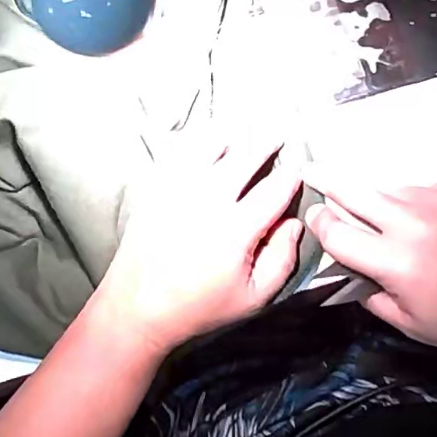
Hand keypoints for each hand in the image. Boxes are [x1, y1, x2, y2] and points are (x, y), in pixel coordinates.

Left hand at [88, 138, 303, 354]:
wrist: (136, 307)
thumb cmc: (198, 306)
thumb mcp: (253, 297)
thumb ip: (282, 259)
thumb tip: (293, 223)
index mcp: (236, 230)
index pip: (274, 191)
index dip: (291, 176)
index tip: (299, 168)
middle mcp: (208, 201)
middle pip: (245, 159)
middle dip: (267, 145)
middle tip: (278, 136)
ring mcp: (179, 190)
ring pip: (212, 147)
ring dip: (233, 136)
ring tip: (245, 130)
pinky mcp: (157, 188)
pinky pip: (181, 152)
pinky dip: (199, 139)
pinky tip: (208, 135)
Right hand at [303, 178, 436, 365]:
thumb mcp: (414, 326)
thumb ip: (372, 295)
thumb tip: (350, 270)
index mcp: (397, 263)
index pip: (336, 232)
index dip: (319, 224)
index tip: (314, 218)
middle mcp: (411, 222)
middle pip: (351, 191)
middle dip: (328, 184)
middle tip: (311, 173)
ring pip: (386, 189)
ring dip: (376, 201)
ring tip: (388, 221)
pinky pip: (419, 189)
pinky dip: (413, 204)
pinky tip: (430, 225)